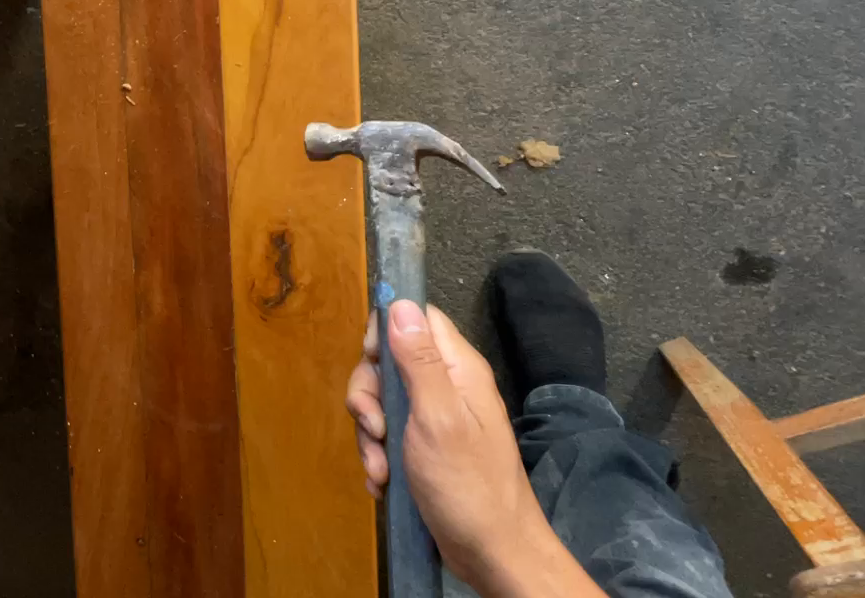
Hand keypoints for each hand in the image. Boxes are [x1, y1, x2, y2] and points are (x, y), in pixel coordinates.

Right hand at [347, 301, 605, 597]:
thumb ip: (419, 361)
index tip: (372, 360)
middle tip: (374, 426)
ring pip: (381, 399)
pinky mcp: (423, 446)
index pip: (417, 316)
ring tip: (380, 467)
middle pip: (388, 360)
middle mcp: (446, 386)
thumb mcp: (438, 418)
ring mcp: (434, 417)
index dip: (385, 328)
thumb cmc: (469, 486)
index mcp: (457, 370)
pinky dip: (378, 454)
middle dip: (369, 394)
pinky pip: (386, 433)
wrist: (495, 560)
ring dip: (369, 432)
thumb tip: (400, 303)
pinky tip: (383, 480)